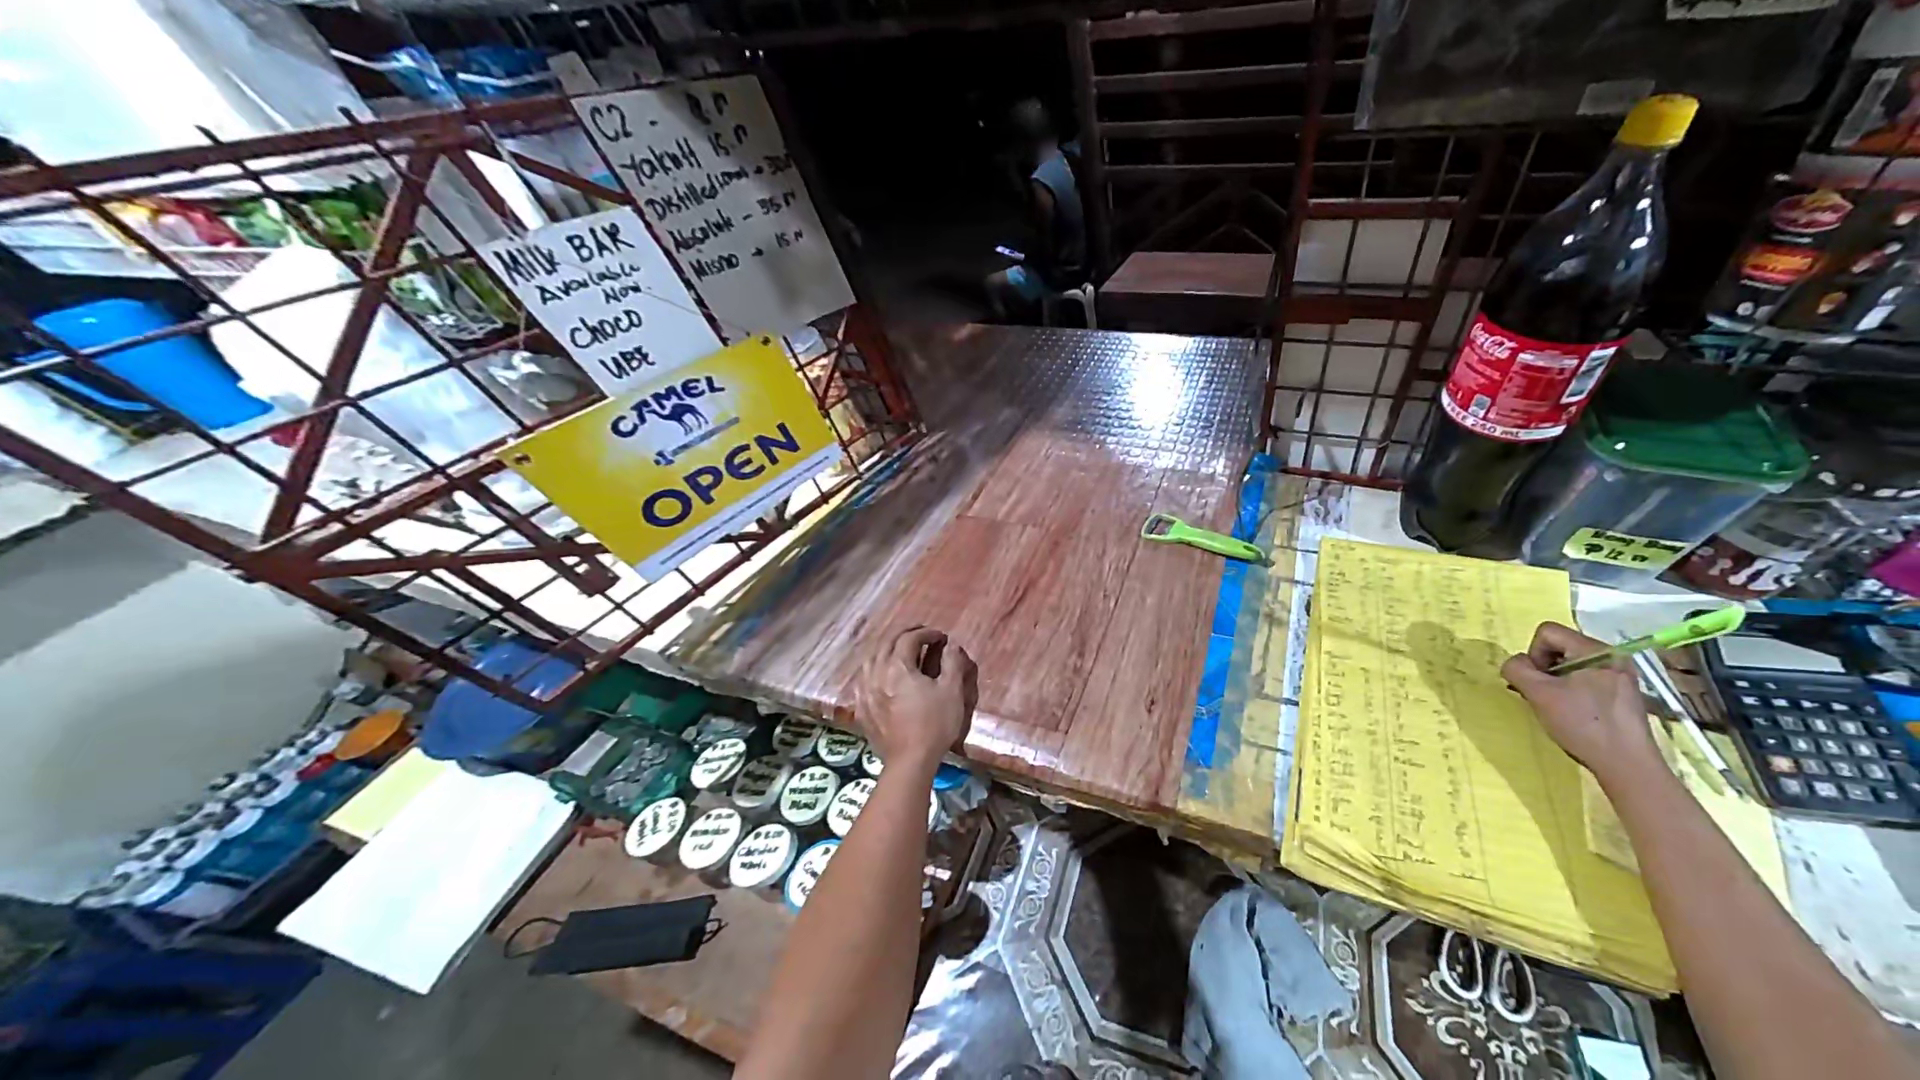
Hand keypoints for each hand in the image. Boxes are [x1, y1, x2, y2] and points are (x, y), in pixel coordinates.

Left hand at [854, 626, 977, 773]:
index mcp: (898, 666)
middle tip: (921, 637)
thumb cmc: (934, 724)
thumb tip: (950, 645)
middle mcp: (877, 672)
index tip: (940, 637)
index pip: (910, 639)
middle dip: (905, 636)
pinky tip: (880, 675)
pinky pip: (864, 679)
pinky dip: (874, 669)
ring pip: (871, 659)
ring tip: (900, 652)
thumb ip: (952, 663)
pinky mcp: (862, 708)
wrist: (910, 760)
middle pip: (887, 644)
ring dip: (887, 650)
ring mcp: (866, 691)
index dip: (926, 633)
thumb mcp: (952, 691)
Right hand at [1501, 622, 1660, 788]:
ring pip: (1572, 664)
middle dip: (1545, 668)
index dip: (1533, 653)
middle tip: (1545, 694)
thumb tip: (1516, 663)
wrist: (1628, 763)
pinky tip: (1575, 711)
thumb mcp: (1538, 693)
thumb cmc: (1583, 724)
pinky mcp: (1626, 692)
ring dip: (1556, 681)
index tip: (1539, 680)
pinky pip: (1588, 678)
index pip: (1548, 632)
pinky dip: (1572, 689)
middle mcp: (1615, 656)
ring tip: (1559, 705)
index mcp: (1598, 651)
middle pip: (1560, 647)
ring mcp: (1623, 675)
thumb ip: (1517, 669)